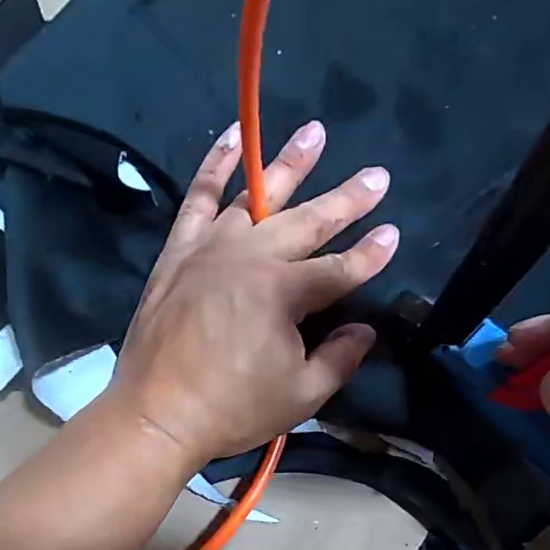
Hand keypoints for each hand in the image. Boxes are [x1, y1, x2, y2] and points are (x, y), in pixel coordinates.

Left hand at [99, 120, 397, 464]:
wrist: (156, 416)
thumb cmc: (231, 410)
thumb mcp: (301, 396)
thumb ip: (339, 359)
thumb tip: (365, 330)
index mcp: (283, 292)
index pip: (340, 269)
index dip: (371, 255)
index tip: (394, 235)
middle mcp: (249, 257)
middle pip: (307, 221)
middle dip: (347, 200)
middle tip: (377, 177)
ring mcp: (209, 249)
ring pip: (256, 197)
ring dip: (289, 165)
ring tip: (315, 133)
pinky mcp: (177, 253)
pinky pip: (196, 198)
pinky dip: (215, 165)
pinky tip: (233, 138)